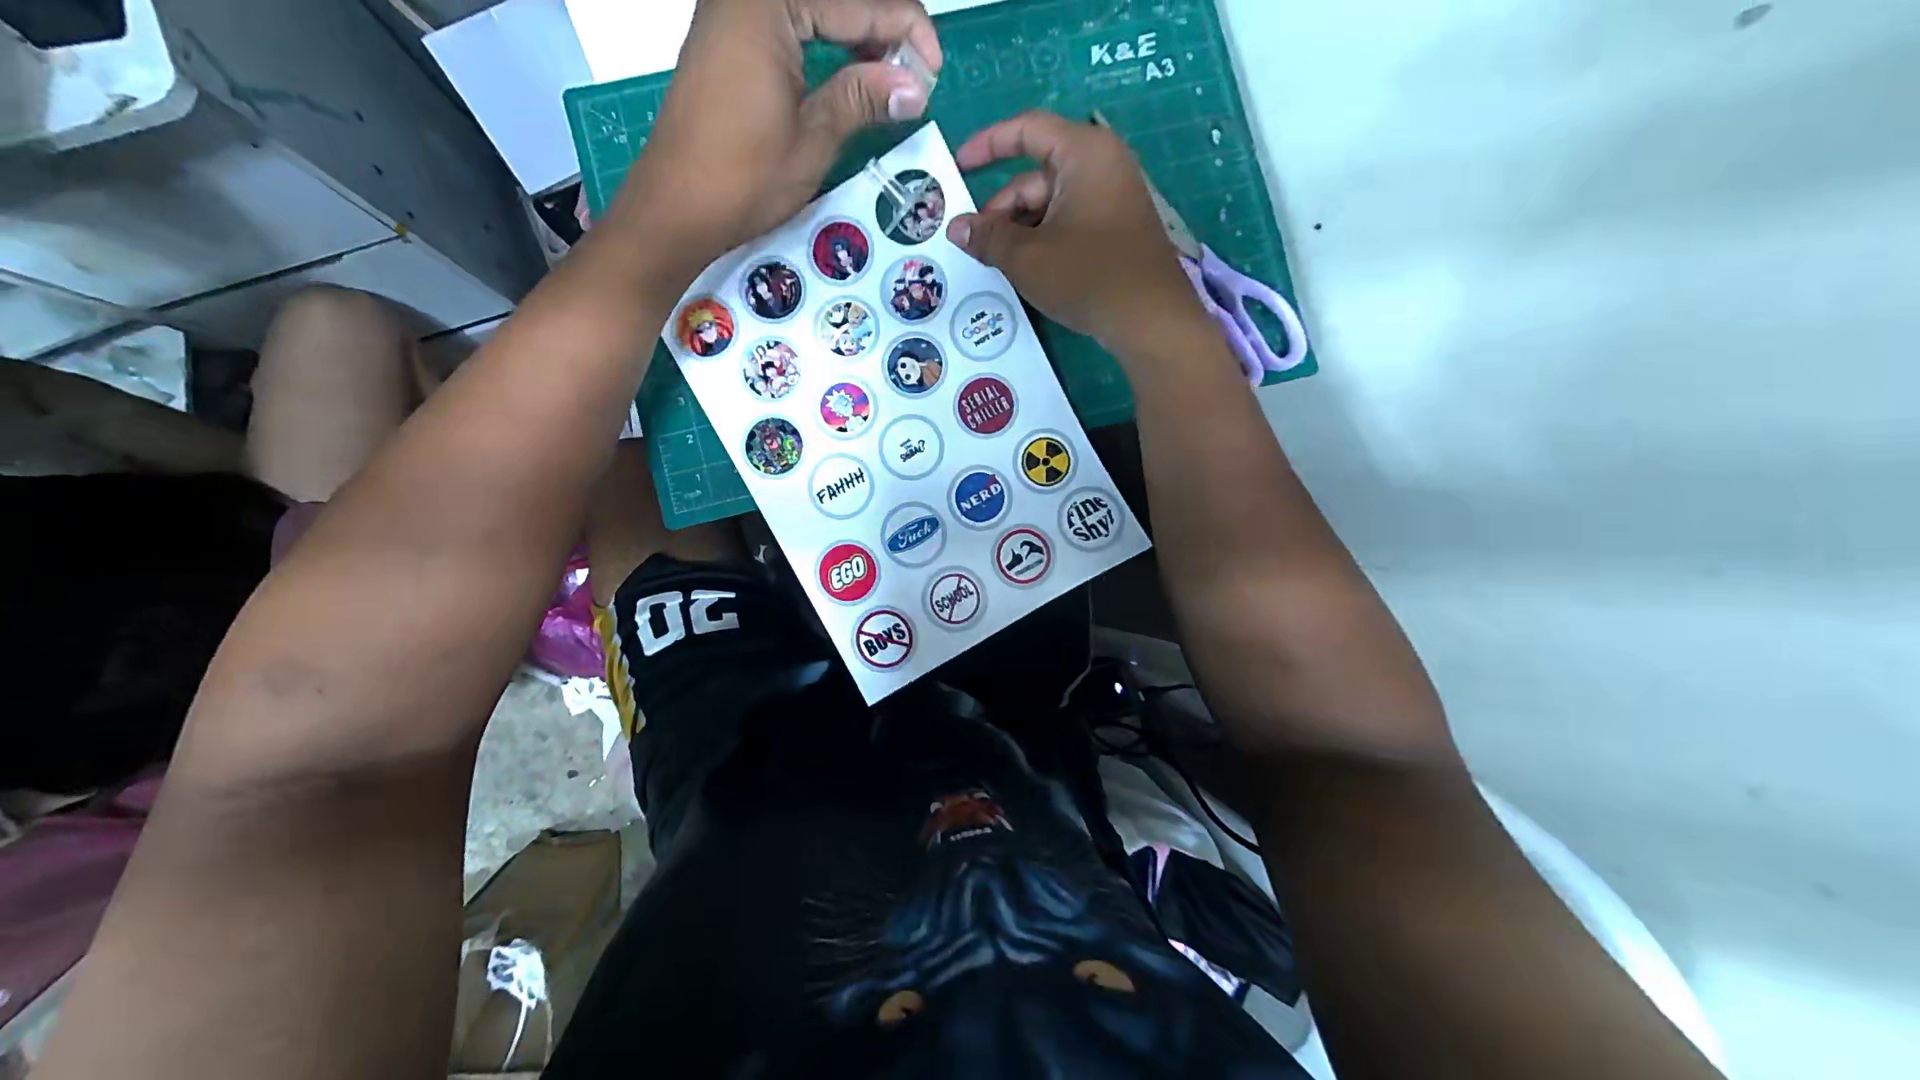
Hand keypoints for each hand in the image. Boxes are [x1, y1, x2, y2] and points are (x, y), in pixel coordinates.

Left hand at [621, 0, 942, 259]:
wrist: (674, 208)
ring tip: (891, 75)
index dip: (904, 27)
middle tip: (915, 70)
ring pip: (812, 9)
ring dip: (855, 32)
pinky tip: (851, 70)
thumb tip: (916, 84)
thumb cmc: (743, 178)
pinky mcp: (727, 38)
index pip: (854, 2)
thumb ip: (862, 97)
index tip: (935, 66)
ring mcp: (731, 13)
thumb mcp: (813, 139)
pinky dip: (824, 41)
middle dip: (881, 23)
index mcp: (764, 4)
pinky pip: (788, 23)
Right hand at [946, 111, 1209, 354]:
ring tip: (998, 263)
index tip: (958, 166)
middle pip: (1037, 175)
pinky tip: (1028, 270)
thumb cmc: (1087, 276)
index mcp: (1084, 152)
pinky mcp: (1119, 229)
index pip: (1027, 130)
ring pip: (1052, 204)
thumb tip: (956, 228)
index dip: (987, 144)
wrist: (1150, 320)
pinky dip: (1045, 239)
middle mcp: (1103, 165)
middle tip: (976, 245)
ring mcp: (1114, 198)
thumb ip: (987, 237)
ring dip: (1020, 230)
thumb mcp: (1026, 257)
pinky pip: (1071, 222)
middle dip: (1002, 209)